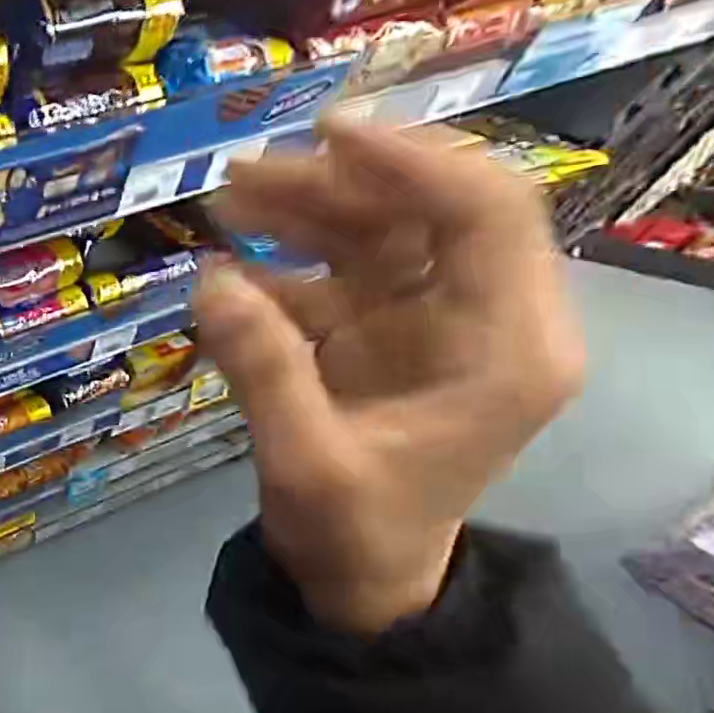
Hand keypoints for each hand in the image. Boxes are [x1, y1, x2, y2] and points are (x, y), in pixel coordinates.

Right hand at [197, 117, 584, 637]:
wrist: (359, 578)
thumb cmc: (353, 529)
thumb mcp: (304, 457)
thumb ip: (262, 368)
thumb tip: (208, 279)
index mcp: (505, 346)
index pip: (482, 216)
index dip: (410, 164)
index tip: (325, 134)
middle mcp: (479, 321)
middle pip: (417, 220)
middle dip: (331, 188)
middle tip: (240, 172)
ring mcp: (424, 329)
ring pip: (371, 243)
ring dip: (301, 216)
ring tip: (225, 198)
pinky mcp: (377, 343)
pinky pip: (330, 285)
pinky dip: (279, 270)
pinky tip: (228, 268)